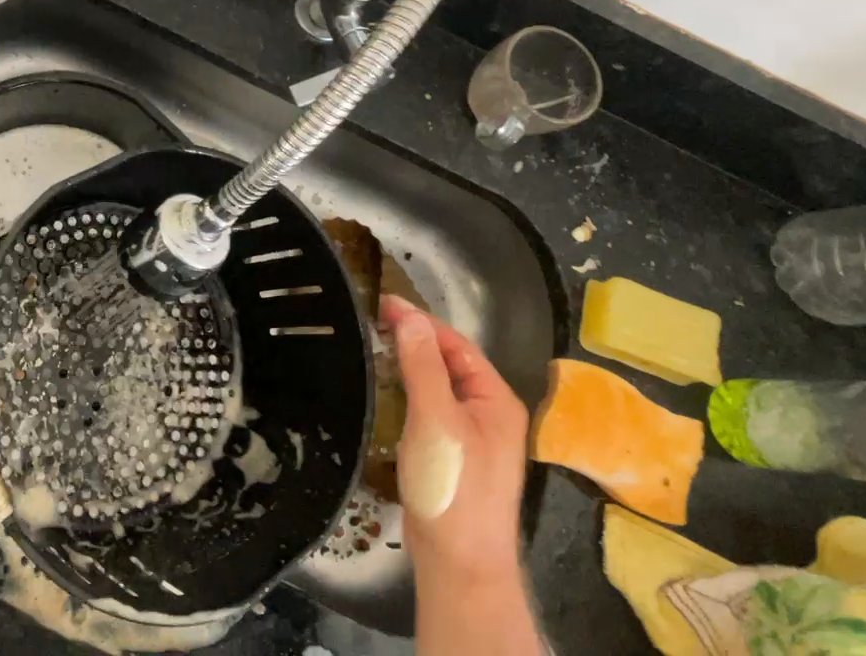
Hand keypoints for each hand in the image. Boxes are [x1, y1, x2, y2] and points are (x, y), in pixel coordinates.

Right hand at [380, 296, 543, 654]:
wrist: (459, 562)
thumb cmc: (452, 485)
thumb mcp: (435, 418)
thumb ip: (423, 365)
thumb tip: (409, 316)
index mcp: (495, 398)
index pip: (455, 343)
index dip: (419, 320)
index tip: (379, 303)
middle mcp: (489, 412)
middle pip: (449, 362)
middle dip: (413, 339)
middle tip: (370, 322)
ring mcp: (472, 436)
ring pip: (438, 386)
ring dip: (409, 364)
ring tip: (372, 348)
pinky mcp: (452, 456)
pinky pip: (430, 410)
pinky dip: (407, 392)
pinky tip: (384, 391)